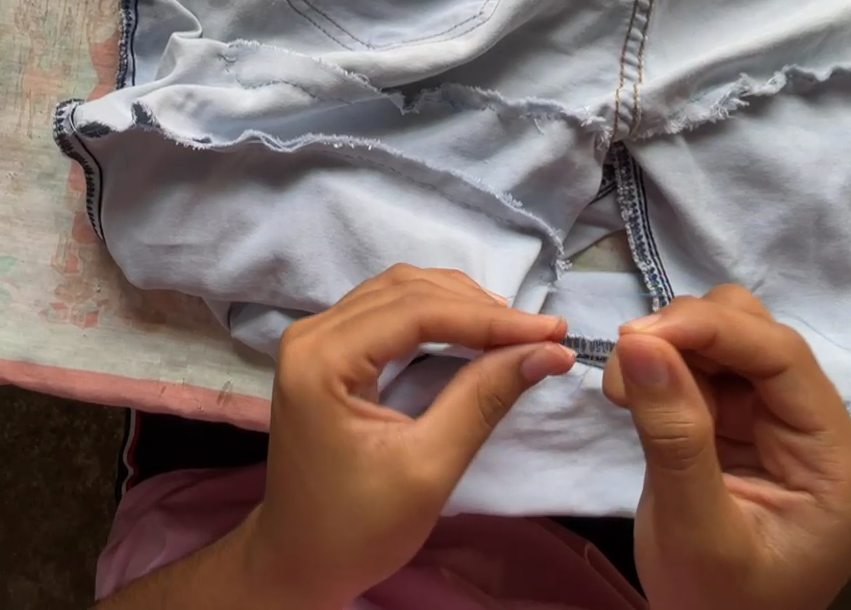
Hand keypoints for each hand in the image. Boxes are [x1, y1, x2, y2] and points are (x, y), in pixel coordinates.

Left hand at [240, 265, 576, 607]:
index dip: (486, 318)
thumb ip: (482, 400)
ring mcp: (313, 337)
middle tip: (540, 332)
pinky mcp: (324, 348)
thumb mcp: (427, 469)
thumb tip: (547, 352)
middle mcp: (311, 333)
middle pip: (403, 291)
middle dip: (475, 306)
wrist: (298, 559)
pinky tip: (468, 326)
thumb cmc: (357, 527)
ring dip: (455, 302)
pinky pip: (383, 309)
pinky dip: (431, 311)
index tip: (552, 330)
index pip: (414, 312)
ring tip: (512, 327)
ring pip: (394, 292)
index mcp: (321, 358)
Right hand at [603, 286, 850, 609]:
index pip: (784, 359)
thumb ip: (672, 433)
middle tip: (627, 363)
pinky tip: (630, 398)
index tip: (637, 334)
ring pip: (722, 342)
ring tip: (624, 394)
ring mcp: (773, 427)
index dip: (712, 329)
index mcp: (835, 466)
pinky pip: (694, 367)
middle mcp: (814, 434)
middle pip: (756, 336)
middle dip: (686, 335)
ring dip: (665, 349)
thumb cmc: (714, 604)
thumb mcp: (692, 526)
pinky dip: (654, 367)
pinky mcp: (734, 425)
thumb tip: (637, 341)